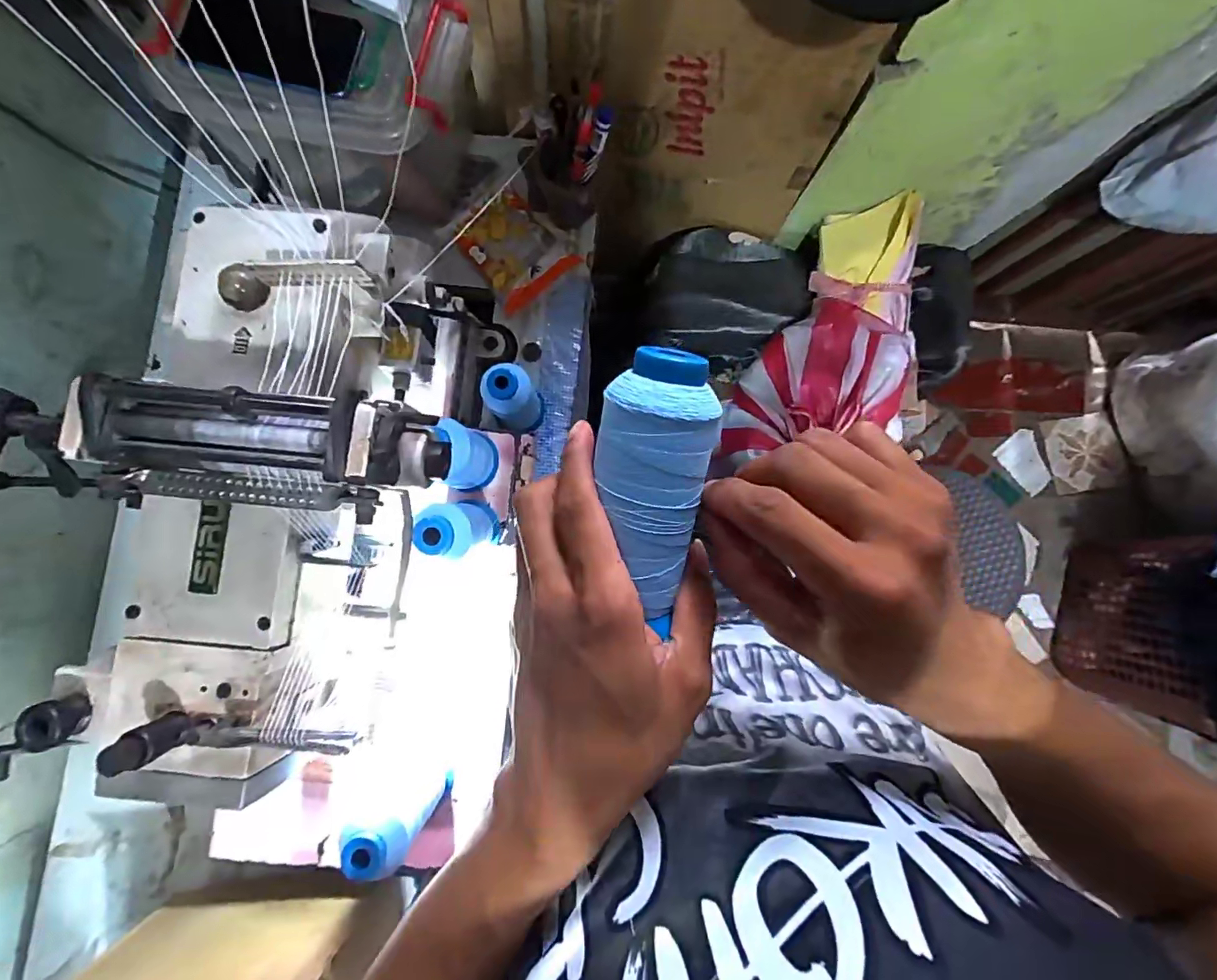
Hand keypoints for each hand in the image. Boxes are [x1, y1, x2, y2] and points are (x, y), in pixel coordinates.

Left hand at [494, 420, 715, 891]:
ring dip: (544, 500)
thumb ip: (696, 609)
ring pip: (524, 531)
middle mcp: (555, 592)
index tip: (584, 431)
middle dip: (553, 471)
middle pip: (534, 508)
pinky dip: (542, 532)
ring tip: (580, 491)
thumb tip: (695, 552)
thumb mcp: (688, 681)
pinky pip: (526, 558)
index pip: (580, 513)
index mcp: (603, 602)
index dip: (579, 464)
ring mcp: (529, 605)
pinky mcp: (519, 620)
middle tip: (586, 457)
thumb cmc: (632, 737)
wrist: (560, 785)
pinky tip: (573, 541)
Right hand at [700, 422, 1053, 740]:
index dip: (728, 496)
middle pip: (796, 464)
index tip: (709, 498)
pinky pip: (859, 436)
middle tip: (743, 496)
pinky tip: (824, 482)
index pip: (775, 512)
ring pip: (823, 442)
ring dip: (786, 460)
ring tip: (781, 490)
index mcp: (861, 581)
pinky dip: (828, 451)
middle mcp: (897, 530)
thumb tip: (711, 516)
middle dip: (753, 474)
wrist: (947, 655)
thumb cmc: (860, 654)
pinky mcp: (931, 483)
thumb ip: (742, 571)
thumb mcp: (788, 629)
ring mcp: (920, 498)